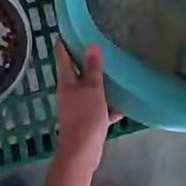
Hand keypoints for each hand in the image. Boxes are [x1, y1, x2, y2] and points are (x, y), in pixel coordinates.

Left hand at [53, 37, 118, 169]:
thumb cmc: (85, 117)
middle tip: (97, 49)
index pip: (63, 59)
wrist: (82, 152)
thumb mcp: (92, 89)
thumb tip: (90, 45)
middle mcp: (69, 94)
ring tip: (115, 76)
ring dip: (101, 86)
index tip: (64, 32)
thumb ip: (93, 68)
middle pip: (77, 74)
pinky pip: (98, 108)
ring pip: (90, 91)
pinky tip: (122, 106)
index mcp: (66, 84)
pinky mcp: (86, 121)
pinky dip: (108, 107)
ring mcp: (77, 108)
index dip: (63, 45)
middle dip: (85, 63)